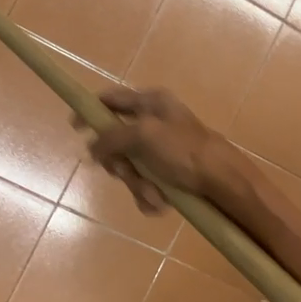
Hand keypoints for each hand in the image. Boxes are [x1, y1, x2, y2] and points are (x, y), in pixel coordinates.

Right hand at [78, 88, 237, 214]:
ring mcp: (162, 149)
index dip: (91, 110)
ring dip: (137, 184)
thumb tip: (92, 147)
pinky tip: (160, 203)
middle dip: (120, 163)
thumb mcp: (143, 136)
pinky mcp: (170, 171)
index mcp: (151, 102)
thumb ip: (111, 137)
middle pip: (118, 141)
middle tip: (124, 172)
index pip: (111, 99)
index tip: (75, 127)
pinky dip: (149, 194)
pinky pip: (146, 182)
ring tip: (153, 194)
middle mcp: (155, 122)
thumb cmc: (184, 151)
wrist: (225, 182)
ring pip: (131, 167)